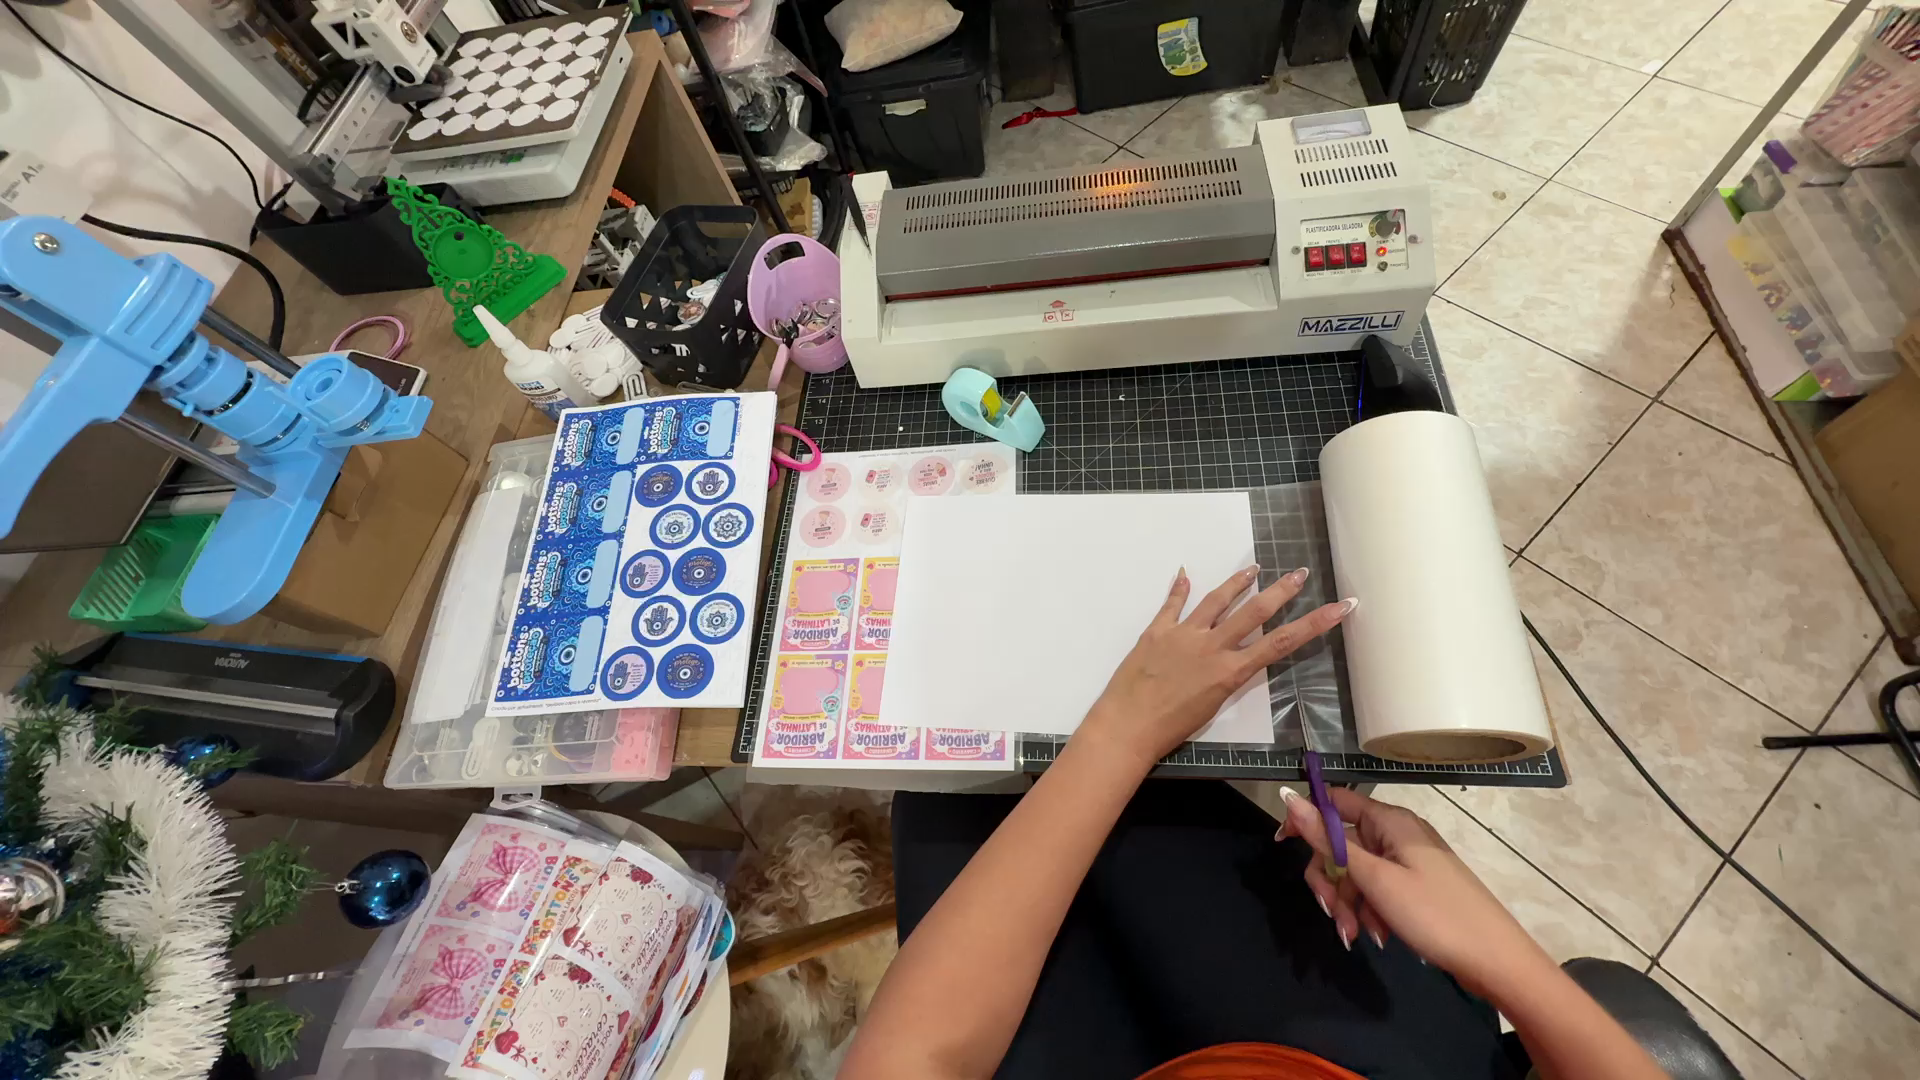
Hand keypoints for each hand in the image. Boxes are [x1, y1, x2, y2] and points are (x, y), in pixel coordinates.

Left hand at [1075, 566, 1354, 769]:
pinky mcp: (1157, 630)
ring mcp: (1183, 634)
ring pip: (1216, 601)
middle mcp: (1212, 646)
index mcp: (1231, 671)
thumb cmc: (1172, 728)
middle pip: (1254, 612)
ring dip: (1237, 582)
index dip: (1315, 623)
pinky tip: (1184, 573)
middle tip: (1300, 572)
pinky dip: (1178, 588)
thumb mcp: (1212, 706)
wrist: (1129, 725)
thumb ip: (1225, 678)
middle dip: (1281, 591)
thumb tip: (1232, 660)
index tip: (1340, 606)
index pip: (1282, 642)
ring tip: (1253, 567)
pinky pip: (1171, 604)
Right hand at [1279, 788, 1557, 1002]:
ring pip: (1355, 871)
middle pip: (1340, 843)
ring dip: (1347, 902)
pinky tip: (1375, 935)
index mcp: (1389, 821)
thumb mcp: (1374, 878)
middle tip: (1328, 910)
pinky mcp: (1414, 886)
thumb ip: (1327, 839)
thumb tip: (1288, 796)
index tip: (1284, 844)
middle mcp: (1396, 834)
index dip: (1305, 818)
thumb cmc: (1435, 913)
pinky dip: (1368, 910)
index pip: (1333, 801)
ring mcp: (1406, 861)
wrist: (1500, 965)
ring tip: (1354, 935)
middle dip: (1329, 878)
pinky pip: (1375, 888)